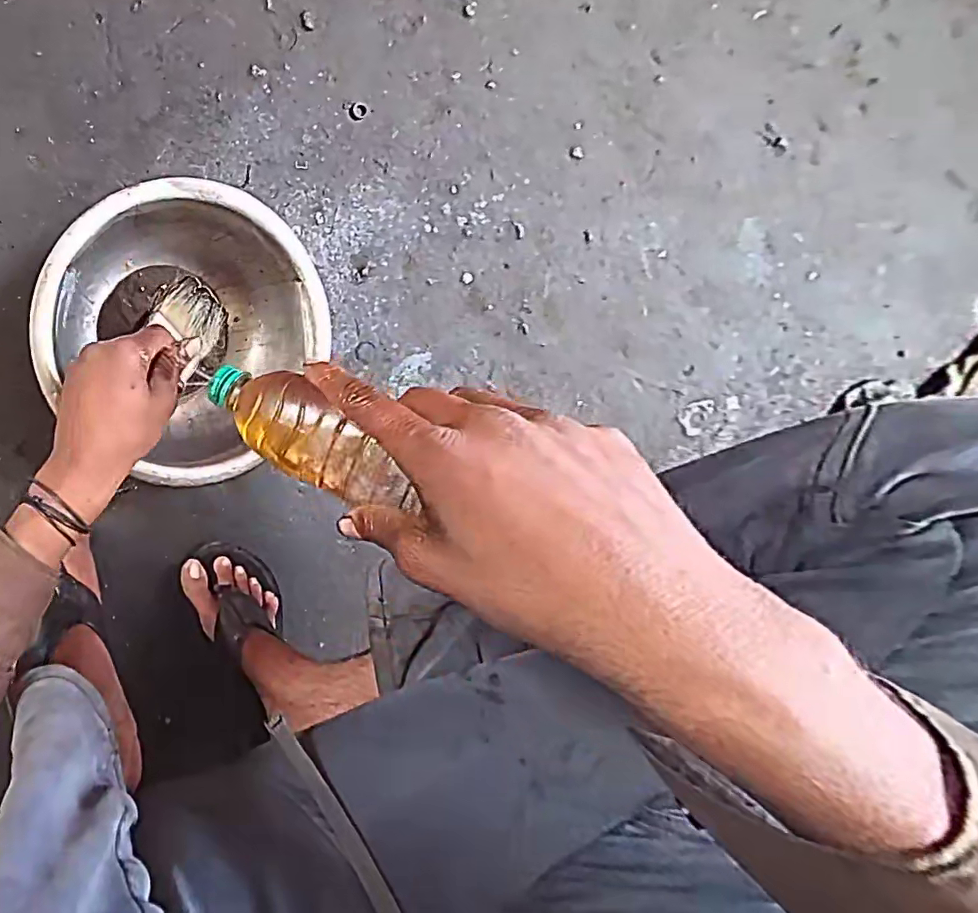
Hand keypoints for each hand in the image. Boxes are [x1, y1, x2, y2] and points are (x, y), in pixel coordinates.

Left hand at [39, 326, 179, 520]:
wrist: (84, 462)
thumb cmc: (118, 439)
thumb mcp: (161, 405)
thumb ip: (171, 373)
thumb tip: (172, 360)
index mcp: (124, 352)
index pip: (157, 333)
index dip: (171, 348)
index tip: (174, 362)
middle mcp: (98, 351)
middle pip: (134, 344)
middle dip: (147, 363)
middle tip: (154, 392)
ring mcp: (82, 364)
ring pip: (115, 357)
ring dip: (127, 373)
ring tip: (131, 405)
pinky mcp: (72, 378)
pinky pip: (98, 370)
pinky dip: (108, 381)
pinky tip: (114, 407)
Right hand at [304, 364, 953, 853]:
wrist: (655, 609)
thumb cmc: (542, 594)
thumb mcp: (445, 570)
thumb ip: (392, 533)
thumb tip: (359, 522)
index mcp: (445, 458)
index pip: (375, 408)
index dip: (341, 386)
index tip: (322, 368)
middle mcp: (492, 427)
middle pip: (429, 400)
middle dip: (411, 419)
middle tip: (416, 460)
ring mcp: (548, 425)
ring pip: (485, 405)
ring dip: (466, 426)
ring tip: (482, 478)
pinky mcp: (595, 435)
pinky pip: (541, 422)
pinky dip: (523, 441)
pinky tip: (542, 489)